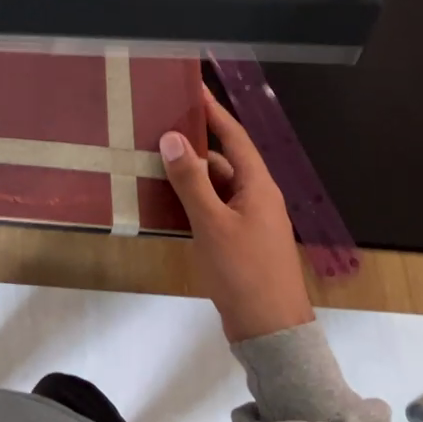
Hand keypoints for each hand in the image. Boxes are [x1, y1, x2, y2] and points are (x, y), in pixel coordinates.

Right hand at [160, 85, 315, 343]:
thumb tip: (172, 137)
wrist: (270, 334)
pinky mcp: (239, 241)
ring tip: (153, 157)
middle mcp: (257, 197)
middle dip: (193, 141)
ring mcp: (249, 221)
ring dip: (190, 172)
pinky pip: (214, 206)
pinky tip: (165, 199)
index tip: (192, 87)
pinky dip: (192, 198)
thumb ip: (191, 180)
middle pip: (224, 158)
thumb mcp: (212, 224)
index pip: (234, 135)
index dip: (213, 110)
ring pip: (217, 184)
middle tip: (158, 123)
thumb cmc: (244, 273)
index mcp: (258, 186)